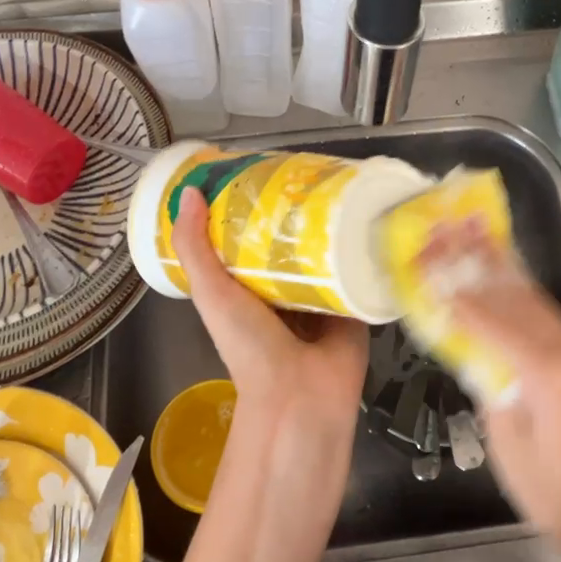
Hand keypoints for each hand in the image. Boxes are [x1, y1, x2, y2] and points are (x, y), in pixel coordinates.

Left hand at [171, 188, 368, 426]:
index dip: (253, 206)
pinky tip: (370, 212)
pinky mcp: (354, 301)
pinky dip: (363, 246)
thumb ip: (195, 249)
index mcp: (248, 288)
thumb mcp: (211, 294)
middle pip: (292, 241)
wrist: (300, 394)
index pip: (250, 238)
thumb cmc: (249, 345)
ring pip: (327, 251)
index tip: (262, 167)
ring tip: (342, 179)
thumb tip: (190, 192)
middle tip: (310, 167)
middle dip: (298, 211)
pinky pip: (359, 268)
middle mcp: (285, 289)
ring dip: (333, 224)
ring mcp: (322, 295)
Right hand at [450, 245, 560, 546]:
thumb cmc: (555, 489)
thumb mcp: (507, 442)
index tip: (435, 282)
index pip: (495, 323)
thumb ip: (490, 389)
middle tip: (451, 258)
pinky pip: (552, 325)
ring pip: (540, 308)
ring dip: (505, 289)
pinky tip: (505, 300)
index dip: (462, 303)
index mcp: (549, 370)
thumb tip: (476, 357)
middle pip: (521, 303)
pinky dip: (525, 310)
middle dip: (484, 281)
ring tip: (473, 265)